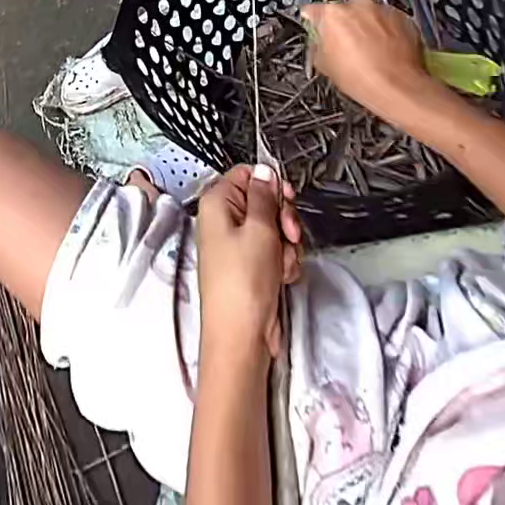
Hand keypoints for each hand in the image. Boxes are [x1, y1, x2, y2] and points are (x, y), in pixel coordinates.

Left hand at [195, 164, 302, 359]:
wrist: (241, 335)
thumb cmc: (243, 281)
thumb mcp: (259, 229)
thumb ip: (265, 195)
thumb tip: (264, 169)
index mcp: (217, 202)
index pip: (246, 174)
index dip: (270, 185)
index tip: (286, 199)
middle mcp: (223, 219)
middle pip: (263, 200)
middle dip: (282, 218)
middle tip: (288, 234)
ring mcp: (236, 243)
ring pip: (273, 227)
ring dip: (286, 244)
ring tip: (281, 262)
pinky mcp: (250, 264)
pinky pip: (274, 250)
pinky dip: (283, 260)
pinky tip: (281, 275)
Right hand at [301, 0, 464, 136]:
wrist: (398, 88)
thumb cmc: (362, 78)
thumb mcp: (323, 64)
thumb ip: (317, 45)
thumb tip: (319, 42)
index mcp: (331, 14)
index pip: (313, 10)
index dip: (313, 22)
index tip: (316, 28)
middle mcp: (357, 5)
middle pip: (343, 10)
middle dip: (344, 25)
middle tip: (345, 46)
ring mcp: (381, 10)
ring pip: (367, 14)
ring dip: (366, 26)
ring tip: (368, 51)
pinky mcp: (403, 17)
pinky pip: (388, 20)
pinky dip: (385, 30)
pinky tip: (384, 50)